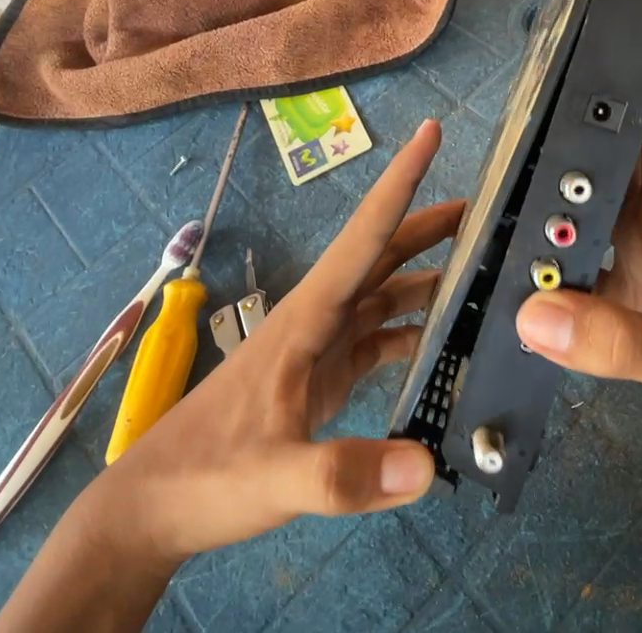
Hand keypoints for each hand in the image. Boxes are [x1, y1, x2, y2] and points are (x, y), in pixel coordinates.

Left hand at [84, 120, 457, 560]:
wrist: (154, 509)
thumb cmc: (204, 476)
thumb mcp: (273, 479)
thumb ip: (346, 475)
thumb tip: (428, 467)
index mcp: (306, 317)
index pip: (363, 236)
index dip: (399, 182)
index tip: (430, 133)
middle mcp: (317, 320)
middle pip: (381, 255)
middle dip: (430, 226)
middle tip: (488, 210)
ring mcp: (320, 349)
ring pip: (383, 295)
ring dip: (428, 280)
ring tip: (482, 274)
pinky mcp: (323, 378)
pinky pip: (379, 339)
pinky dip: (413, 335)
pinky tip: (446, 346)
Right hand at [514, 56, 641, 484]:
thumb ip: (614, 339)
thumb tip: (531, 313)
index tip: (617, 27)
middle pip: (610, 165)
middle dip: (575, 125)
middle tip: (524, 92)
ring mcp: (640, 272)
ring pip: (591, 219)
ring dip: (555, 198)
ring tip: (502, 171)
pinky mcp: (630, 310)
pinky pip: (580, 274)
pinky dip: (549, 267)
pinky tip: (514, 270)